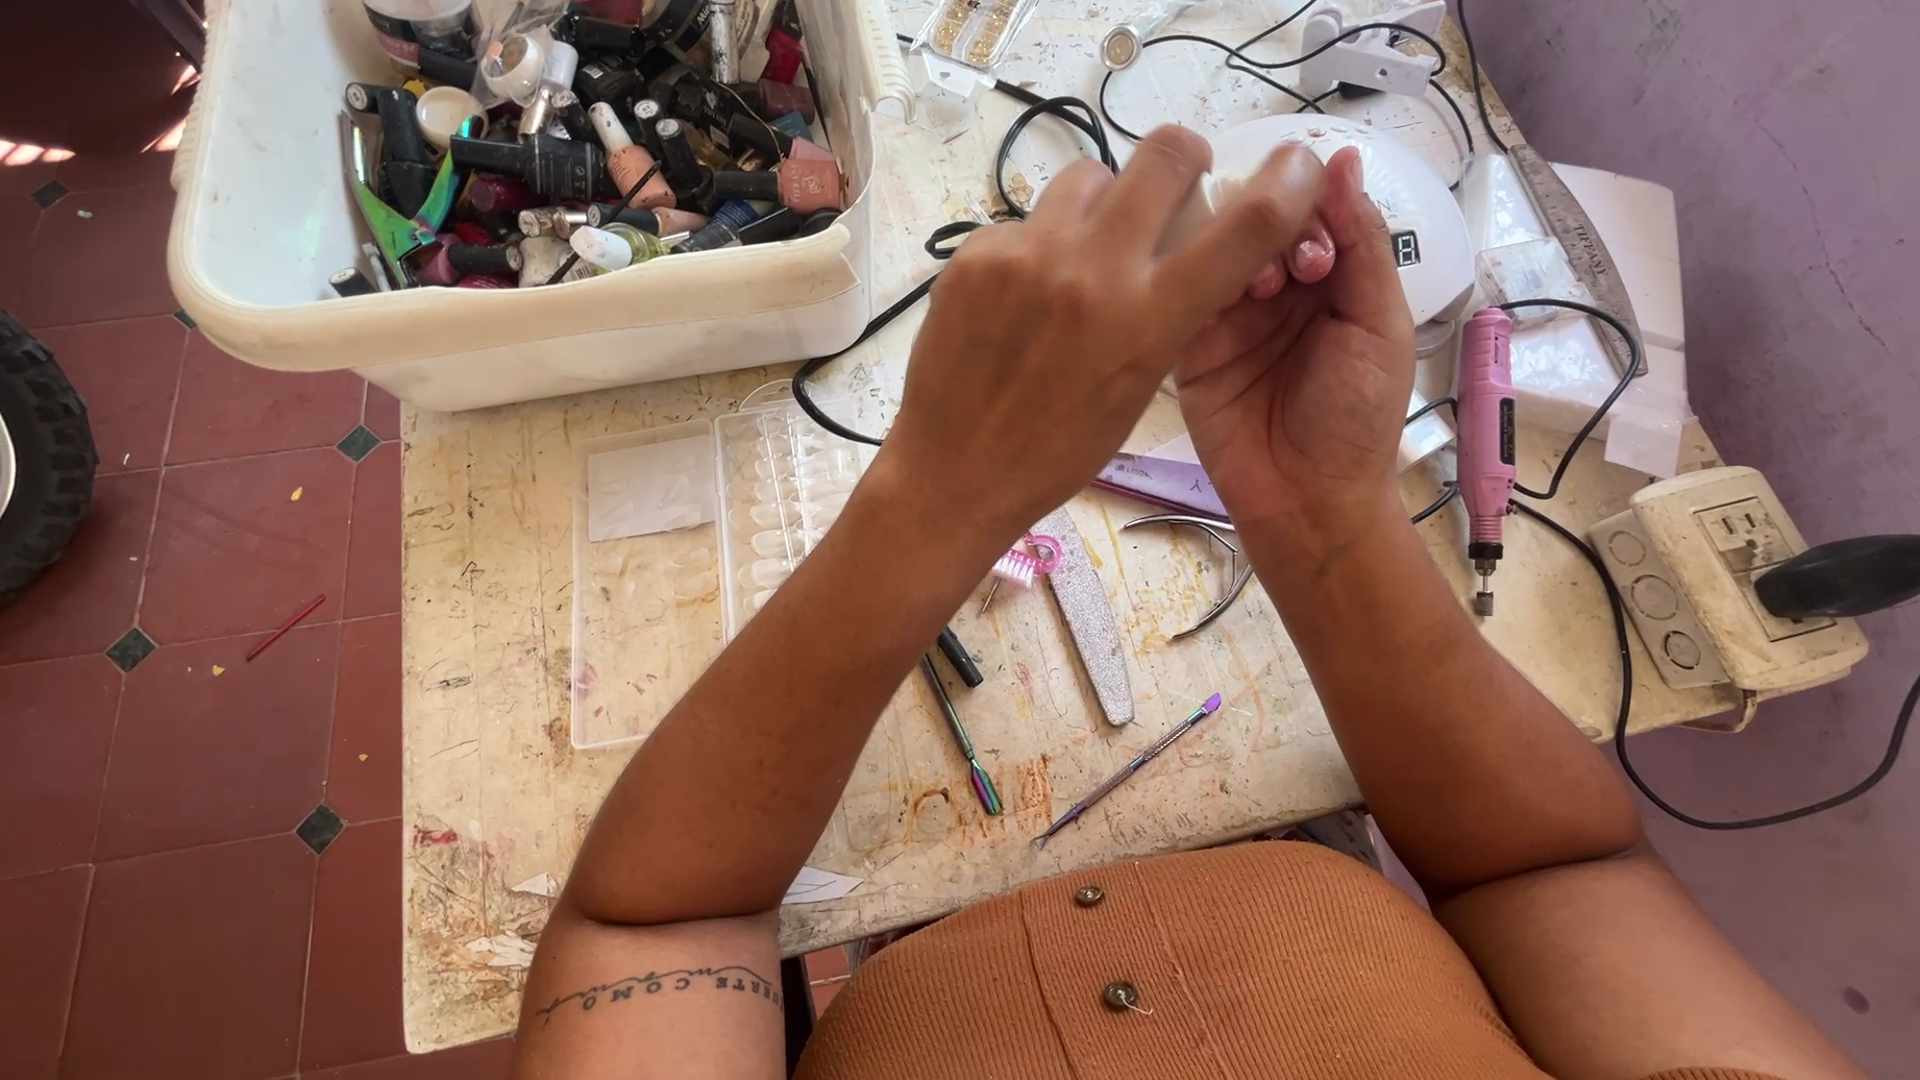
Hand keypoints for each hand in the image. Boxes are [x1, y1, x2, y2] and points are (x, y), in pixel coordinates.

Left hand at [876, 126, 1326, 548]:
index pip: (1246, 226)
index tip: (1289, 172)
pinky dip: (1035, 248)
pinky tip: (1016, 297)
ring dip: (1099, 205)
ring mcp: (1025, 256)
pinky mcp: (973, 256)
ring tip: (1077, 257)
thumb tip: (1174, 253)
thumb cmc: (1054, 455)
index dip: (1285, 186)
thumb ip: (1163, 318)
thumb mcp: (1134, 395)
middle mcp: (1092, 271)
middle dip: (1178, 164)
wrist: (954, 473)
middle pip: (1162, 153)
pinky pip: (1023, 223)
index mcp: (1146, 321)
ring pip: (1086, 179)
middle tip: (1168, 190)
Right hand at [1175, 146, 1416, 548]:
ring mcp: (1227, 318)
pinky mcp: (1188, 347)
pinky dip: (1192, 284)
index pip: (1309, 212)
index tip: (1319, 254)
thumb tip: (1344, 161)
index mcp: (1328, 280)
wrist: (1304, 495)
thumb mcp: (1377, 324)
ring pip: (1218, 253)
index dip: (1310, 211)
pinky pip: (1181, 300)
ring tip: (1260, 291)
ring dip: (1237, 257)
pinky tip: (1211, 295)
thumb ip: (1362, 245)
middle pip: (1259, 225)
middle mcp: (1274, 291)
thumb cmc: (1354, 416)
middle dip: (1273, 232)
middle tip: (1289, 273)